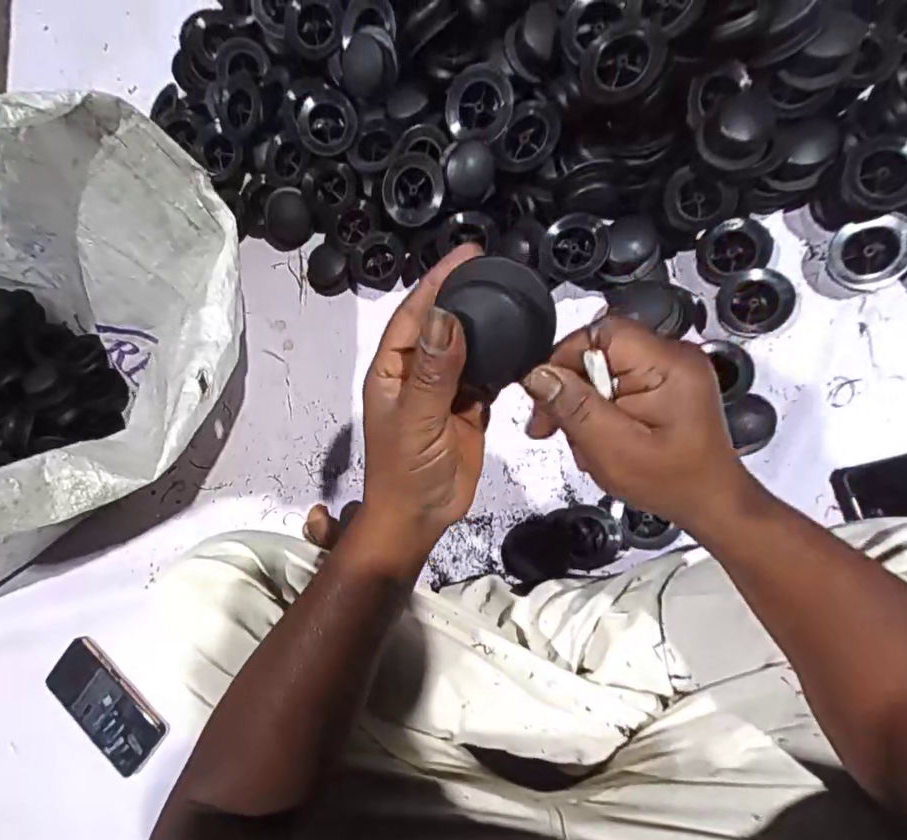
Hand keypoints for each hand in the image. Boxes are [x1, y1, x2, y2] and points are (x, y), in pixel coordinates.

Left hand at [332, 243, 487, 575]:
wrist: (420, 516)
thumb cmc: (403, 474)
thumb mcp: (417, 419)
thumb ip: (433, 372)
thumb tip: (445, 319)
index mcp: (393, 372)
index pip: (414, 316)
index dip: (436, 284)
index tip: (464, 257)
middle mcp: (417, 377)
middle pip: (440, 326)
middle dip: (462, 298)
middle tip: (492, 271)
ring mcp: (442, 393)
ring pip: (464, 350)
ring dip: (483, 330)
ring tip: (507, 303)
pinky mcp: (465, 411)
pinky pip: (483, 378)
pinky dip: (497, 365)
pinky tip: (514, 350)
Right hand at [522, 316, 758, 528]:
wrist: (707, 501)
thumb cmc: (675, 481)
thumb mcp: (612, 449)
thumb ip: (573, 408)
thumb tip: (539, 377)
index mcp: (667, 365)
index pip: (600, 332)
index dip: (564, 361)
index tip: (548, 396)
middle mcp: (672, 360)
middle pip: (598, 353)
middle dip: (571, 393)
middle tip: (556, 426)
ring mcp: (668, 373)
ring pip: (601, 374)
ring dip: (584, 409)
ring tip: (590, 442)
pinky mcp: (661, 388)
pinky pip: (614, 388)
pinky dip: (600, 414)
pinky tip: (603, 440)